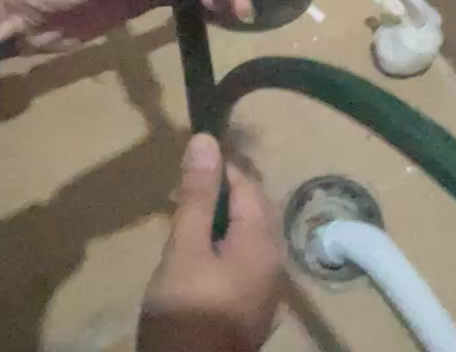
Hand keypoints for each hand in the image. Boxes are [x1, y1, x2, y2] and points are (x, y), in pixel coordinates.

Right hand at [139, 134, 284, 351]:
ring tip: (184, 229)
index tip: (186, 170)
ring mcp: (266, 290)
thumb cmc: (186, 315)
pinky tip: (196, 264)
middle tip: (181, 199)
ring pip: (246, 238)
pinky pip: (242, 264)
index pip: (246, 185)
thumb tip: (206, 140)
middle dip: (219, 197)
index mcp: (263, 242)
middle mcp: (274, 262)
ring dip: (219, 225)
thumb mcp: (184, 250)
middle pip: (251, 210)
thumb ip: (196, 196)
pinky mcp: (252, 311)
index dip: (217, 171)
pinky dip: (222, 252)